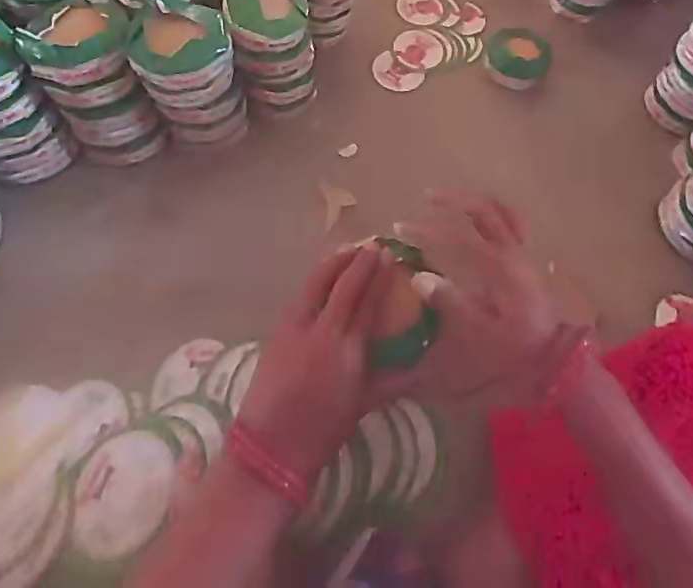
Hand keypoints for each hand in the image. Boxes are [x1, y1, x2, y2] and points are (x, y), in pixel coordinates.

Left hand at [236, 242, 416, 481]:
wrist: (270, 448)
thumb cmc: (322, 431)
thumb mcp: (362, 405)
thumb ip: (393, 380)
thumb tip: (422, 365)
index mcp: (348, 350)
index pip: (367, 301)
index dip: (378, 276)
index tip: (388, 256)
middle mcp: (323, 331)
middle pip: (343, 284)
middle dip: (359, 261)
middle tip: (372, 246)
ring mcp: (296, 327)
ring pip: (317, 282)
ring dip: (335, 262)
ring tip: (349, 250)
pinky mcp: (278, 330)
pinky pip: (302, 294)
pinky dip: (317, 279)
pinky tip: (324, 275)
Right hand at [399, 192, 572, 404]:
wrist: (559, 358)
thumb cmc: (519, 349)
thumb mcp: (484, 334)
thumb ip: (452, 304)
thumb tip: (418, 277)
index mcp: (502, 266)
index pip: (458, 236)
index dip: (427, 230)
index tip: (401, 228)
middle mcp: (515, 250)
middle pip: (483, 208)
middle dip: (452, 200)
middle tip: (424, 199)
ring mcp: (525, 250)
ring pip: (501, 209)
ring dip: (472, 200)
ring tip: (448, 201)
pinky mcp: (529, 257)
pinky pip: (512, 221)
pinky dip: (491, 212)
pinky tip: (476, 219)